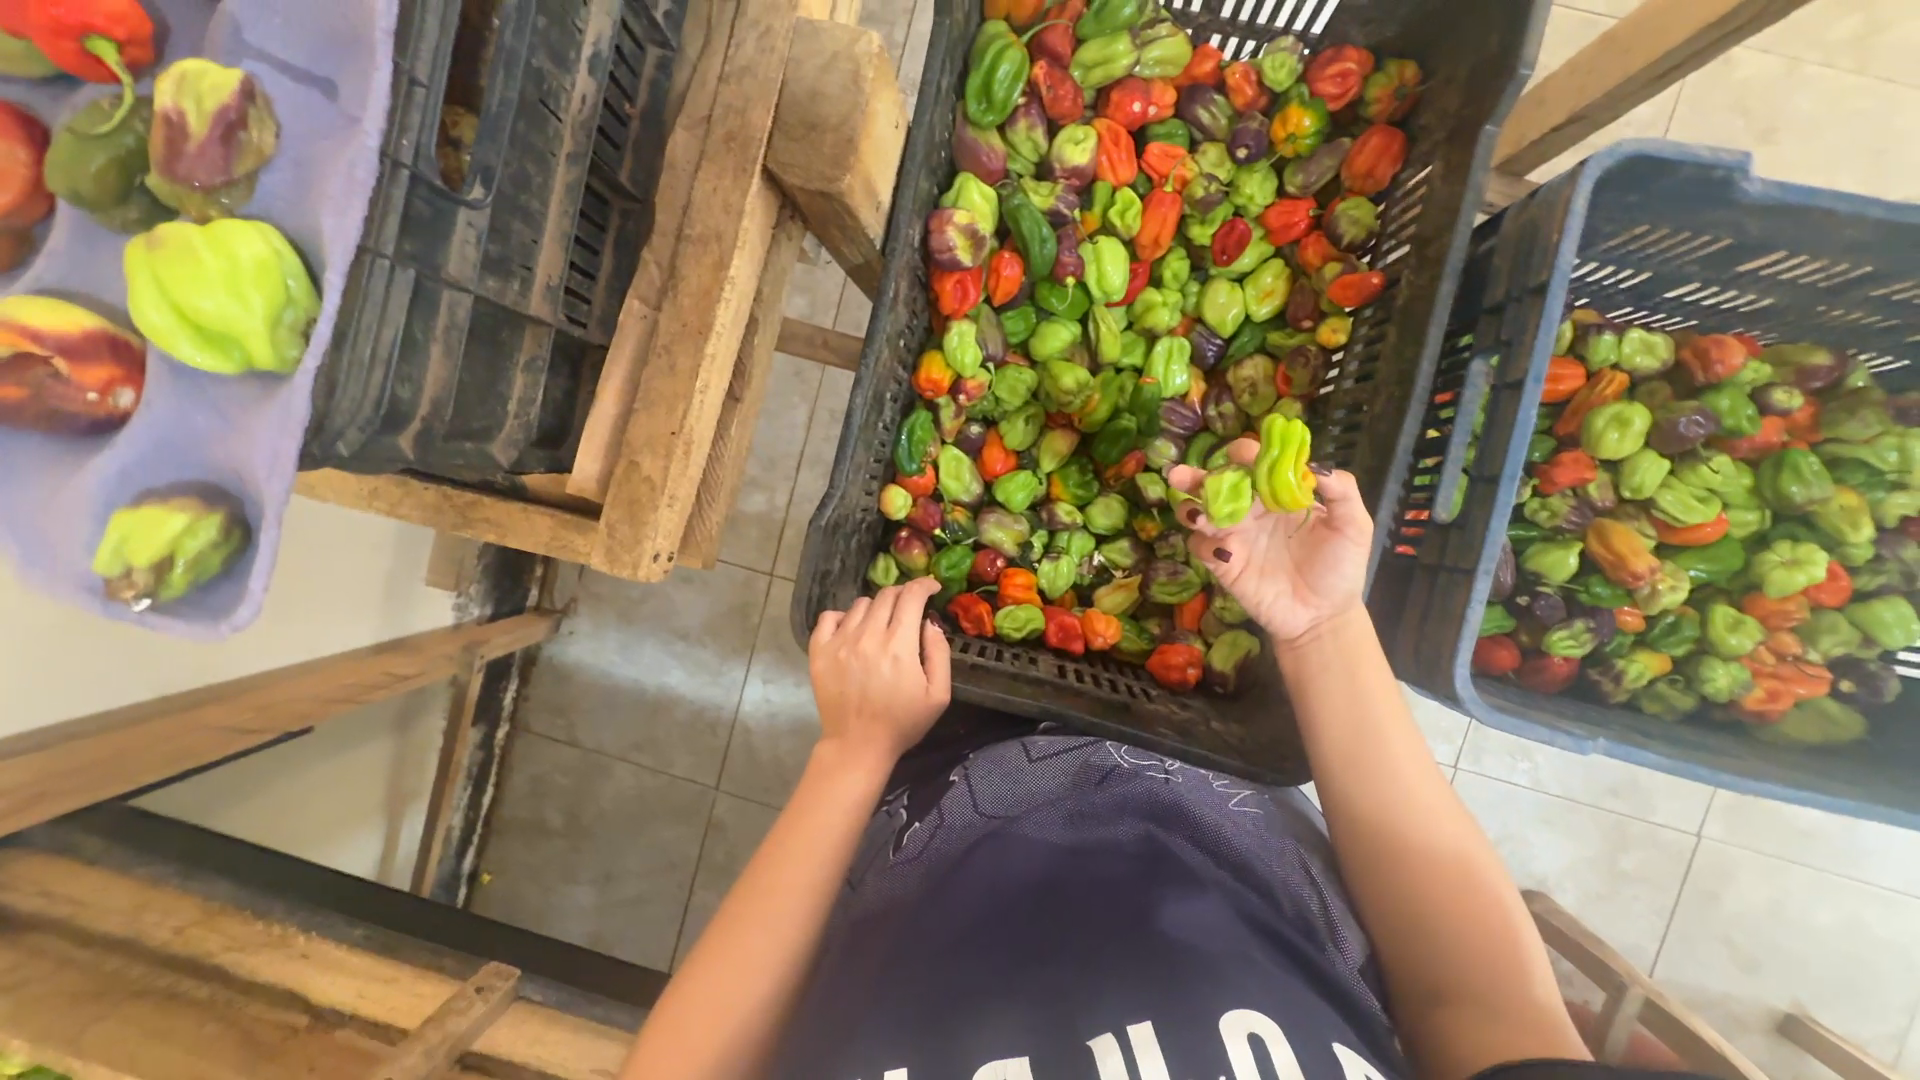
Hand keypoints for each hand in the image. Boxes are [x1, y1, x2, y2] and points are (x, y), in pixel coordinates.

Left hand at [808, 577, 951, 766]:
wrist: (857, 745)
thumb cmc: (903, 722)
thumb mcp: (938, 695)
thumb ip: (939, 653)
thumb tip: (929, 622)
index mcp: (899, 645)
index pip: (911, 596)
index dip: (924, 585)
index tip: (932, 588)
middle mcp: (868, 636)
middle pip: (887, 595)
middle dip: (903, 595)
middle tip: (910, 607)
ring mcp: (840, 642)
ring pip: (861, 604)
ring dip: (877, 608)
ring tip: (882, 624)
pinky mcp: (819, 651)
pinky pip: (829, 616)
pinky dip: (843, 616)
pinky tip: (852, 629)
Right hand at [1167, 438, 1371, 646]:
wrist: (1324, 616)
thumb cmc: (1340, 568)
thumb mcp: (1353, 526)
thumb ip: (1342, 491)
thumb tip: (1315, 466)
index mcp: (1277, 496)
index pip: (1253, 467)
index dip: (1244, 455)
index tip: (1239, 453)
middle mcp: (1250, 511)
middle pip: (1214, 485)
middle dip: (1195, 476)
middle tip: (1180, 475)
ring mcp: (1233, 537)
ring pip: (1198, 513)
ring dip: (1189, 509)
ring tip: (1194, 514)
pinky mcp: (1223, 564)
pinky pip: (1200, 547)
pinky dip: (1202, 545)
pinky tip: (1220, 552)